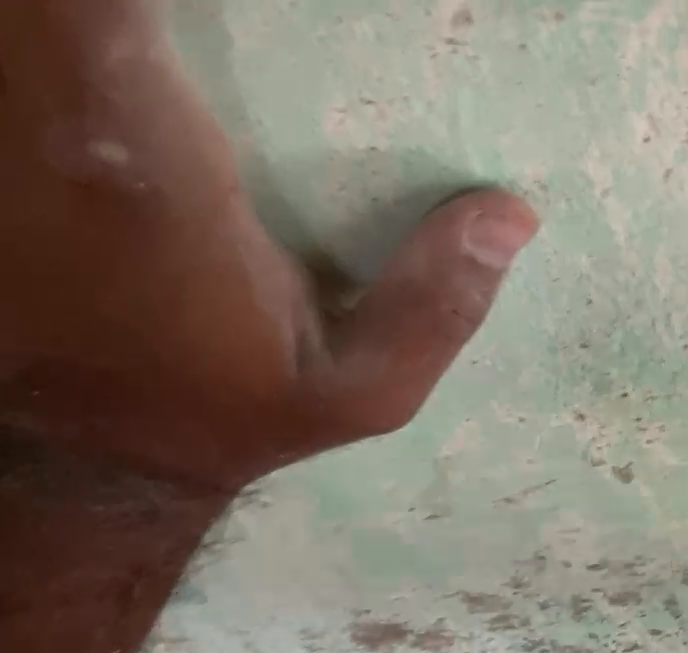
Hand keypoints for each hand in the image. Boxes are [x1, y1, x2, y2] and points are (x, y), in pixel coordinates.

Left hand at [0, 1, 538, 491]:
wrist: (101, 447)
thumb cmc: (242, 412)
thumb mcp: (371, 391)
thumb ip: (438, 306)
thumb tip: (511, 213)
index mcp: (147, 174)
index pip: (99, 10)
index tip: (276, 11)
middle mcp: (55, 127)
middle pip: (67, 5)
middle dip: (155, 8)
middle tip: (264, 26)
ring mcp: (9, 126)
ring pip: (44, 24)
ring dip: (118, 24)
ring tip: (215, 42)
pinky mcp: (9, 138)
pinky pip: (42, 49)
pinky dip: (96, 40)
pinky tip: (163, 60)